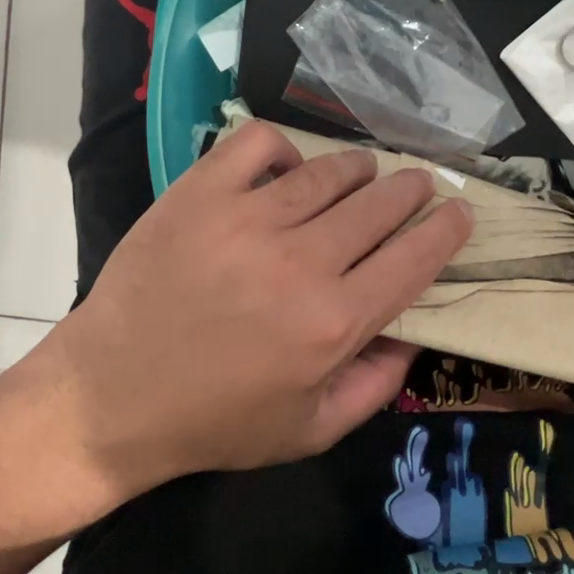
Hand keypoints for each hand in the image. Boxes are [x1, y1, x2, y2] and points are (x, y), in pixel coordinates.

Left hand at [25, 121, 473, 497]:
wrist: (113, 394)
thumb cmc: (216, 420)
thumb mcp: (310, 430)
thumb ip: (376, 385)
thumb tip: (416, 332)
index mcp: (334, 323)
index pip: (415, 259)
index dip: (447, 230)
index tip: (460, 212)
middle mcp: (301, 262)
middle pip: (381, 205)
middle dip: (412, 189)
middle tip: (418, 183)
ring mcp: (248, 219)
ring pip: (329, 171)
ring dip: (359, 167)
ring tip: (364, 171)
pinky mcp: (202, 194)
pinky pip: (259, 143)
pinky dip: (283, 146)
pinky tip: (287, 166)